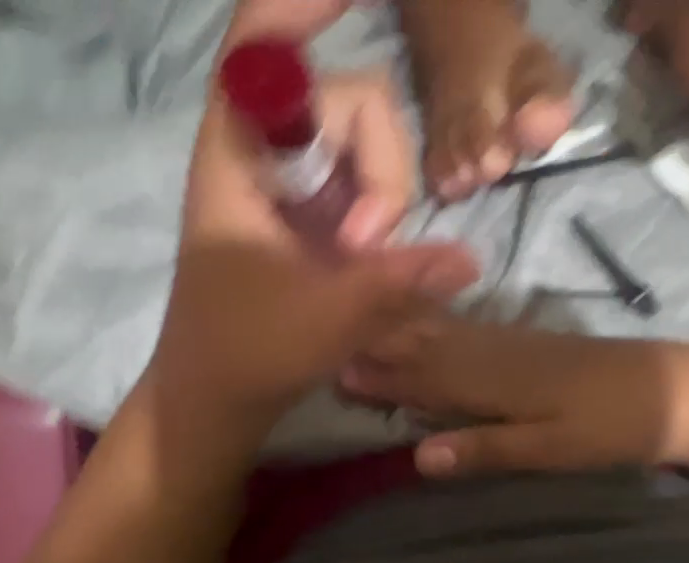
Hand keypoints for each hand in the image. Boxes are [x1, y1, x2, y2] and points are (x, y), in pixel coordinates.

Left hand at [140, 64, 479, 442]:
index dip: (300, 9)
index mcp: (237, 158)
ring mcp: (296, 183)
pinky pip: (367, 182)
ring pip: (368, 144)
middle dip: (380, 164)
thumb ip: (395, 283)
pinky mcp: (316, 213)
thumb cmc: (248, 353)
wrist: (219, 397)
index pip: (259, 49)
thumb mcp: (324, 318)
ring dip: (387, 193)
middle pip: (348, 99)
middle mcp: (267, 154)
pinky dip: (385, 208)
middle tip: (370, 245)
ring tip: (370, 264)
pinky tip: (376, 256)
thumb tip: (469, 260)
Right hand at [341, 315, 688, 477]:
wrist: (679, 389)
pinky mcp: (534, 343)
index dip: (381, 377)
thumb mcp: (551, 449)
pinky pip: (472, 331)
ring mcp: (517, 343)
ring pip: (447, 334)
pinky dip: (442, 326)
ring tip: (364, 327)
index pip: (424, 378)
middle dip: (380, 346)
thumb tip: (417, 456)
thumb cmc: (614, 428)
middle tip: (330, 343)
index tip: (333, 371)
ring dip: (404, 330)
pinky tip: (433, 323)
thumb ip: (486, 449)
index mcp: (496, 382)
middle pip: (428, 347)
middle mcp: (498, 354)